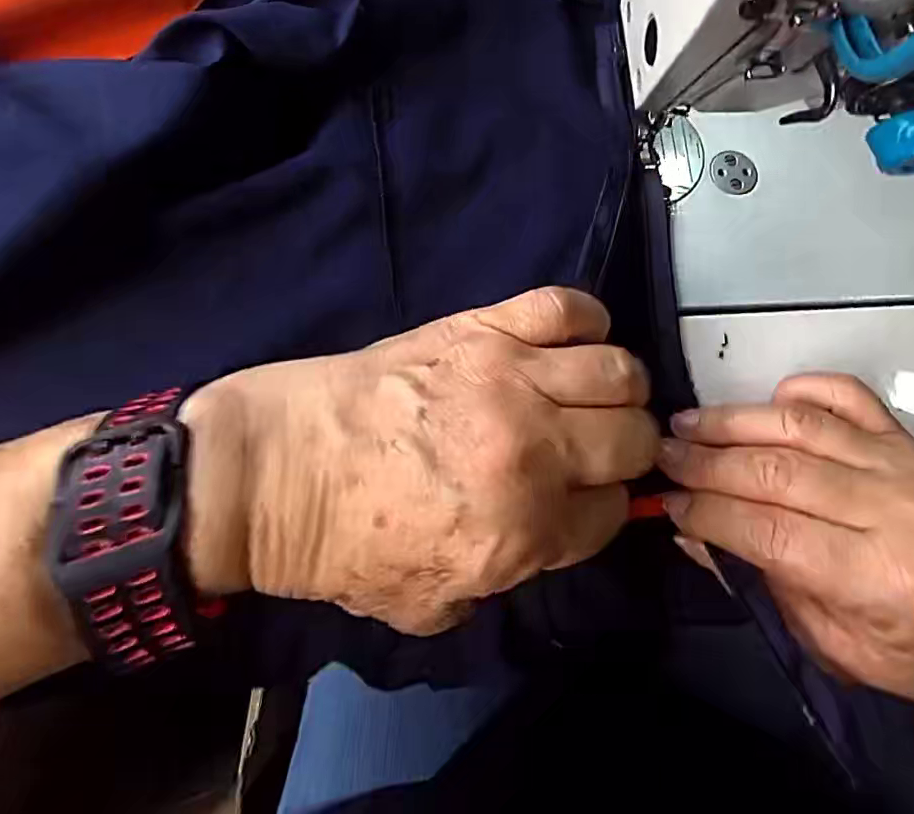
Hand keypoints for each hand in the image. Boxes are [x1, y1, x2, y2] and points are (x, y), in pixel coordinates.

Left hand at [182, 287, 656, 634]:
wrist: (278, 465)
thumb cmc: (342, 543)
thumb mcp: (431, 607)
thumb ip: (504, 579)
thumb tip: (542, 531)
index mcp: (526, 530)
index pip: (614, 512)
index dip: (600, 507)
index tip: (578, 497)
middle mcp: (534, 449)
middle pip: (635, 436)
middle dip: (623, 448)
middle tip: (586, 445)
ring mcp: (508, 377)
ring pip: (618, 369)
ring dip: (612, 388)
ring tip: (577, 393)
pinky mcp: (477, 328)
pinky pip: (564, 306)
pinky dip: (584, 320)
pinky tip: (567, 340)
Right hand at [655, 373, 913, 747]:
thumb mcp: (832, 646)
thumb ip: (760, 582)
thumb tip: (688, 532)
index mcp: (885, 580)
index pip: (768, 530)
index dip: (706, 512)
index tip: (666, 501)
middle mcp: (900, 513)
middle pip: (776, 471)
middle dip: (705, 461)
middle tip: (661, 454)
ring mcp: (908, 468)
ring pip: (799, 426)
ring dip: (732, 421)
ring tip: (687, 424)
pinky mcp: (911, 444)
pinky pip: (846, 396)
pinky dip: (797, 390)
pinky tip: (762, 403)